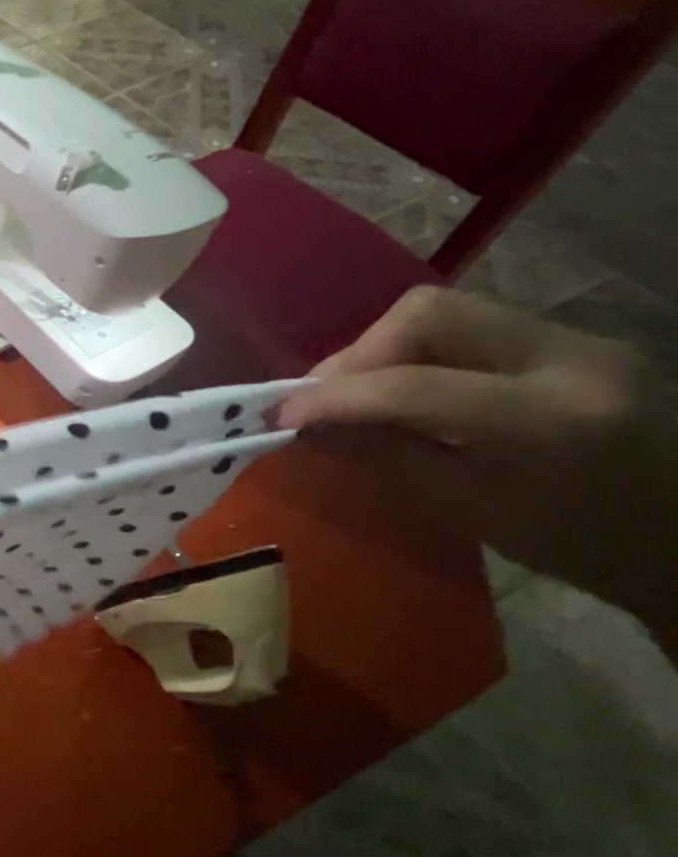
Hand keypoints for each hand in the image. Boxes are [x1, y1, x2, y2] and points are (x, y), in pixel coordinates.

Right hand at [277, 287, 672, 641]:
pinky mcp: (568, 335)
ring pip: (439, 312)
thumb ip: (380, 460)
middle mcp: (571, 359)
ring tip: (357, 396)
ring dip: (380, 351)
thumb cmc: (578, 544)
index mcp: (554, 422)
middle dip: (358, 354)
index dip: (333, 397)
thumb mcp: (470, 513)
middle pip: (426, 315)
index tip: (278, 417)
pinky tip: (403, 389)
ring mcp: (575, 338)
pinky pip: (464, 326)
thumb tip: (300, 429)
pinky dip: (413, 352)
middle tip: (324, 400)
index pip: (414, 386)